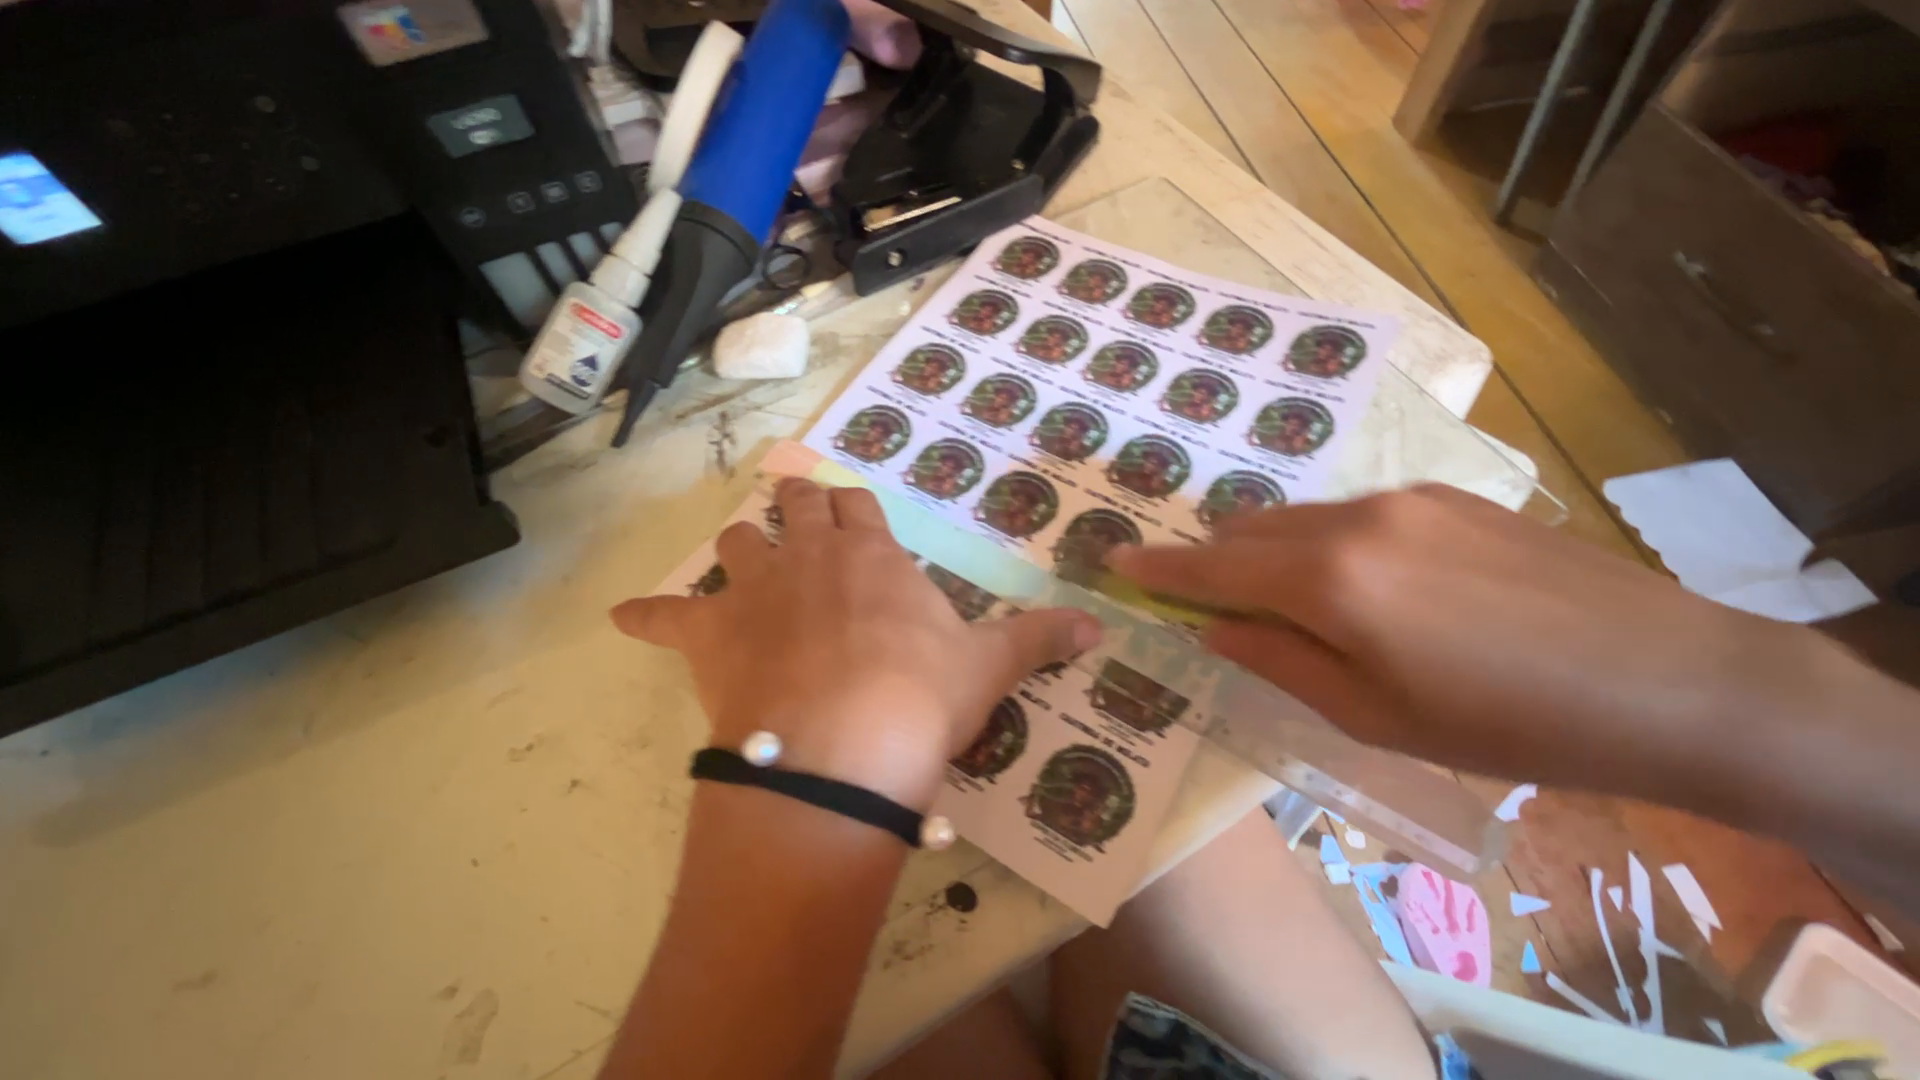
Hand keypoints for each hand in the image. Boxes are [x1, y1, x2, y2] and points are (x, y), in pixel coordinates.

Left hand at [613, 478, 1101, 809]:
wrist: (846, 745)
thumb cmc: (920, 697)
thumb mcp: (989, 667)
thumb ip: (1040, 639)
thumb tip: (1102, 627)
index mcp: (872, 556)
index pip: (857, 507)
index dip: (851, 506)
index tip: (847, 509)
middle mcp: (809, 557)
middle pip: (793, 510)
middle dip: (795, 506)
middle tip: (793, 509)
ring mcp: (754, 591)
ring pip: (735, 546)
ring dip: (737, 549)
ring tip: (738, 559)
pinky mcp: (709, 636)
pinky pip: (666, 618)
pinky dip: (646, 616)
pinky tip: (622, 618)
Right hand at [1107, 485, 1847, 801]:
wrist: (1673, 680)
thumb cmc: (1503, 723)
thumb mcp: (1369, 714)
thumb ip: (1274, 659)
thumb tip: (1211, 626)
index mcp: (1327, 581)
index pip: (1211, 567)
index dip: (1156, 568)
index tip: (1112, 560)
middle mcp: (1354, 520)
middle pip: (1248, 529)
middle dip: (1212, 560)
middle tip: (1202, 601)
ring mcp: (1406, 498)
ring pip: (1300, 517)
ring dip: (1270, 552)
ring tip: (1289, 603)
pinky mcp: (1452, 496)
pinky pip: (1354, 512)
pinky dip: (1326, 543)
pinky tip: (1367, 587)